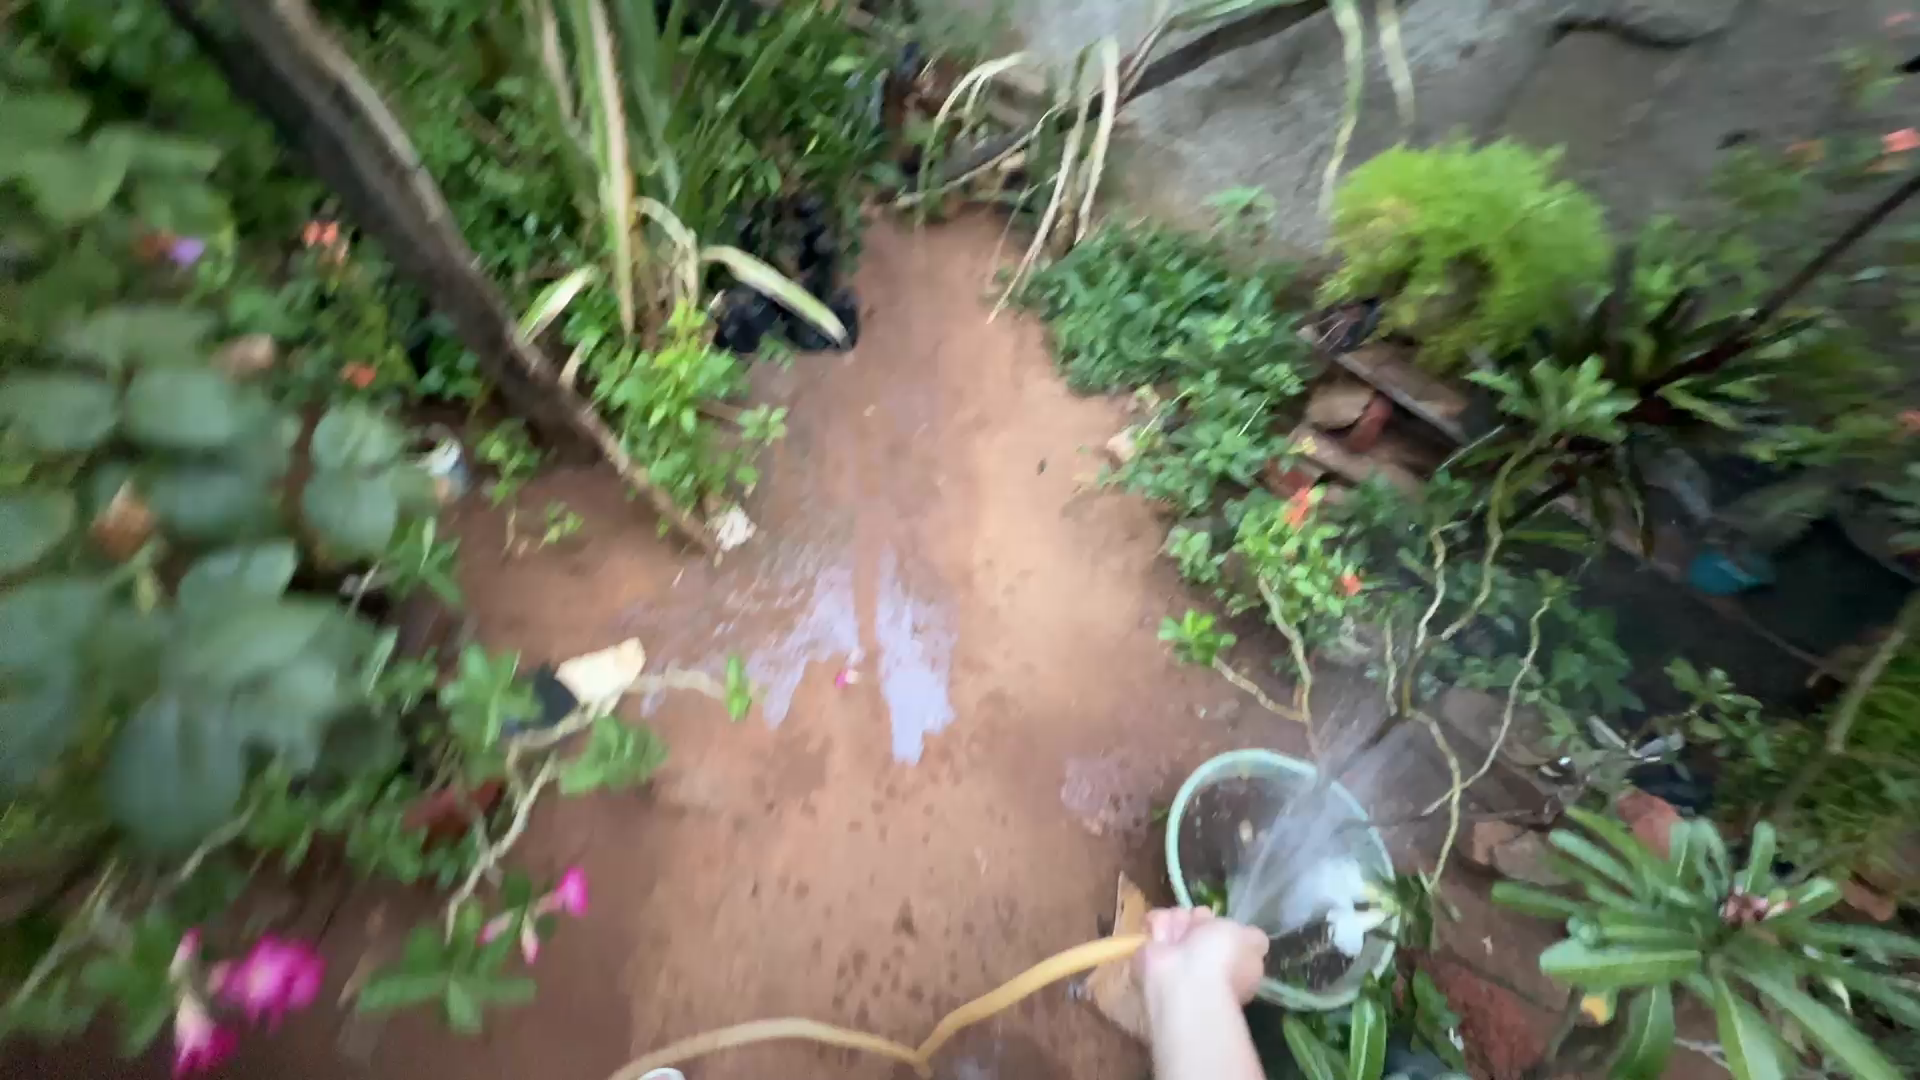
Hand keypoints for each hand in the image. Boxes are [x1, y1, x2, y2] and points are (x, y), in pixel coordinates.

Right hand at [1135, 906, 1268, 1006]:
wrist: (1183, 979)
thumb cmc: (1221, 959)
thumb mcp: (1251, 941)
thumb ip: (1255, 937)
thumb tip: (1253, 938)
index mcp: (1231, 960)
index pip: (1224, 930)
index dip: (1221, 924)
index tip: (1220, 927)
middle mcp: (1205, 958)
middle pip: (1200, 919)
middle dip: (1198, 920)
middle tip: (1199, 932)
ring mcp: (1178, 954)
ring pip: (1178, 916)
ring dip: (1177, 921)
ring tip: (1179, 939)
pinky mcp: (1153, 951)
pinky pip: (1155, 922)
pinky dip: (1158, 926)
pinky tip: (1163, 939)